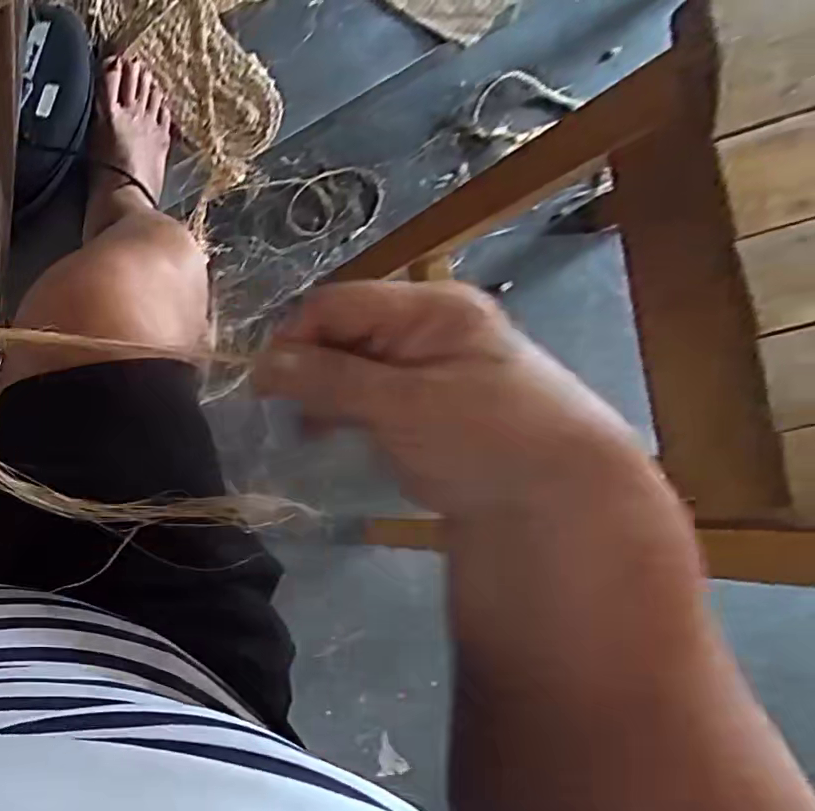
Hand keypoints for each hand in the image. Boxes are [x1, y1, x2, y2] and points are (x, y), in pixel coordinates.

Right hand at [255, 281, 653, 520]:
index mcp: (427, 309)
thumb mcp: (403, 404)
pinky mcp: (404, 401)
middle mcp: (417, 328)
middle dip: (301, 369)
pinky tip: (321, 434)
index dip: (293, 339)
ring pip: (334, 365)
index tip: (268, 388)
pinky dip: (326, 410)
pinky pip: (348, 393)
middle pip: (330, 332)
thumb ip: (329, 379)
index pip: (332, 304)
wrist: (553, 501)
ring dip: (311, 393)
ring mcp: (412, 365)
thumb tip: (260, 364)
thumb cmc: (486, 439)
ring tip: (305, 428)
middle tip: (287, 412)